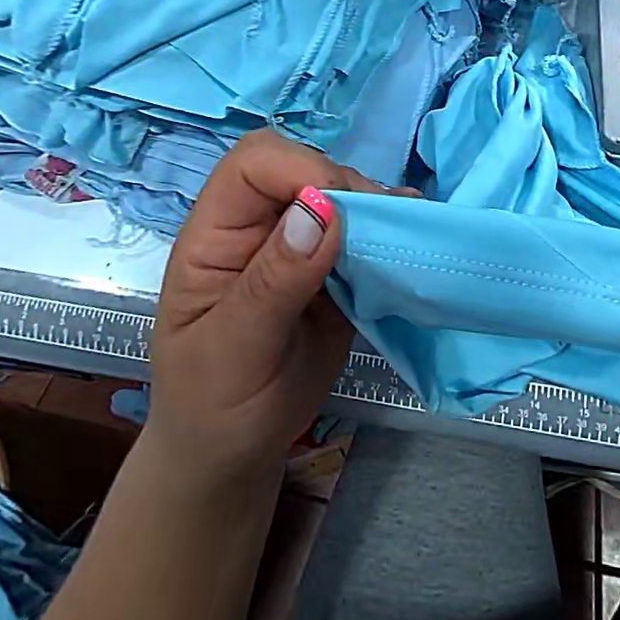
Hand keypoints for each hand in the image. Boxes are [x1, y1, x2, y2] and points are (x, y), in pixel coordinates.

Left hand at [145, 130, 395, 480]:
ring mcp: (296, 247)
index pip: (252, 166)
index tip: (339, 212)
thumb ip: (273, 282)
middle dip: (343, 187)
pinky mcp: (330, 269)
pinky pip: (360, 231)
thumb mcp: (234, 351)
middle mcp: (256, 229)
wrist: (233, 452)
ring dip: (371, 206)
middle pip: (301, 167)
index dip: (297, 171)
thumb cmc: (213, 406)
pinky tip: (406, 236)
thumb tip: (319, 211)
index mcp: (214, 237)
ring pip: (338, 194)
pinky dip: (386, 228)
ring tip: (400, 235)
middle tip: (378, 231)